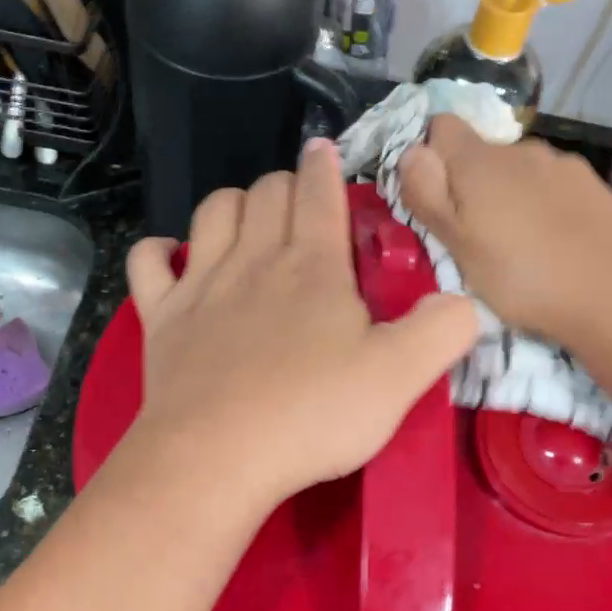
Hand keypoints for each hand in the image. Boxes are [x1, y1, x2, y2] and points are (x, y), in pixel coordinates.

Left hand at [119, 138, 479, 509]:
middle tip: (299, 206)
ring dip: (232, 205)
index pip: (320, 192)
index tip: (325, 154)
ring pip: (212, 212)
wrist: (218, 455)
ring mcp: (201, 286)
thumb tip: (464, 302)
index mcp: (314, 267)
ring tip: (247, 222)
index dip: (325, 167)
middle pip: (265, 192)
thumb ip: (441, 332)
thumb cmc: (313, 415)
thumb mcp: (399, 378)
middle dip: (284, 185)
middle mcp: (254, 260)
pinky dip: (158, 251)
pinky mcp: (161, 318)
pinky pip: (147, 262)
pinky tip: (173, 258)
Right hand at [400, 114, 611, 344]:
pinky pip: (550, 189)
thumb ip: (427, 196)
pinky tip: (551, 246)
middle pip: (479, 155)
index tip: (430, 201)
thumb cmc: (522, 278)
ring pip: (517, 173)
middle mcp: (521, 149)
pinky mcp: (592, 187)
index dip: (428, 157)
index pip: (440, 127)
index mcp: (479, 161)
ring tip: (515, 248)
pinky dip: (540, 209)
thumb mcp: (458, 247)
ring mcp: (562, 165)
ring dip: (506, 199)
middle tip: (470, 241)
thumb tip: (409, 151)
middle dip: (468, 187)